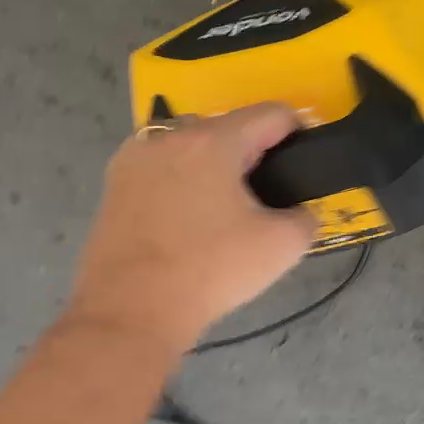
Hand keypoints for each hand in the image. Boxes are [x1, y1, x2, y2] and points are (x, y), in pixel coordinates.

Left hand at [64, 103, 315, 350]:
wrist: (132, 310)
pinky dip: (190, 180)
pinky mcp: (114, 185)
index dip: (302, 132)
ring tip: (234, 206)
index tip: (308, 164)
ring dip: (221, 164)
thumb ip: (306, 213)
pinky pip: (167, 167)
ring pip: (195, 146)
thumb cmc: (214, 267)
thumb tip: (296, 210)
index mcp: (212, 142)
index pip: (272, 114)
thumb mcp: (286, 243)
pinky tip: (199, 217)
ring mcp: (133, 159)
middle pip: (230, 126)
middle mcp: (168, 138)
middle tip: (273, 193)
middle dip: (257, 151)